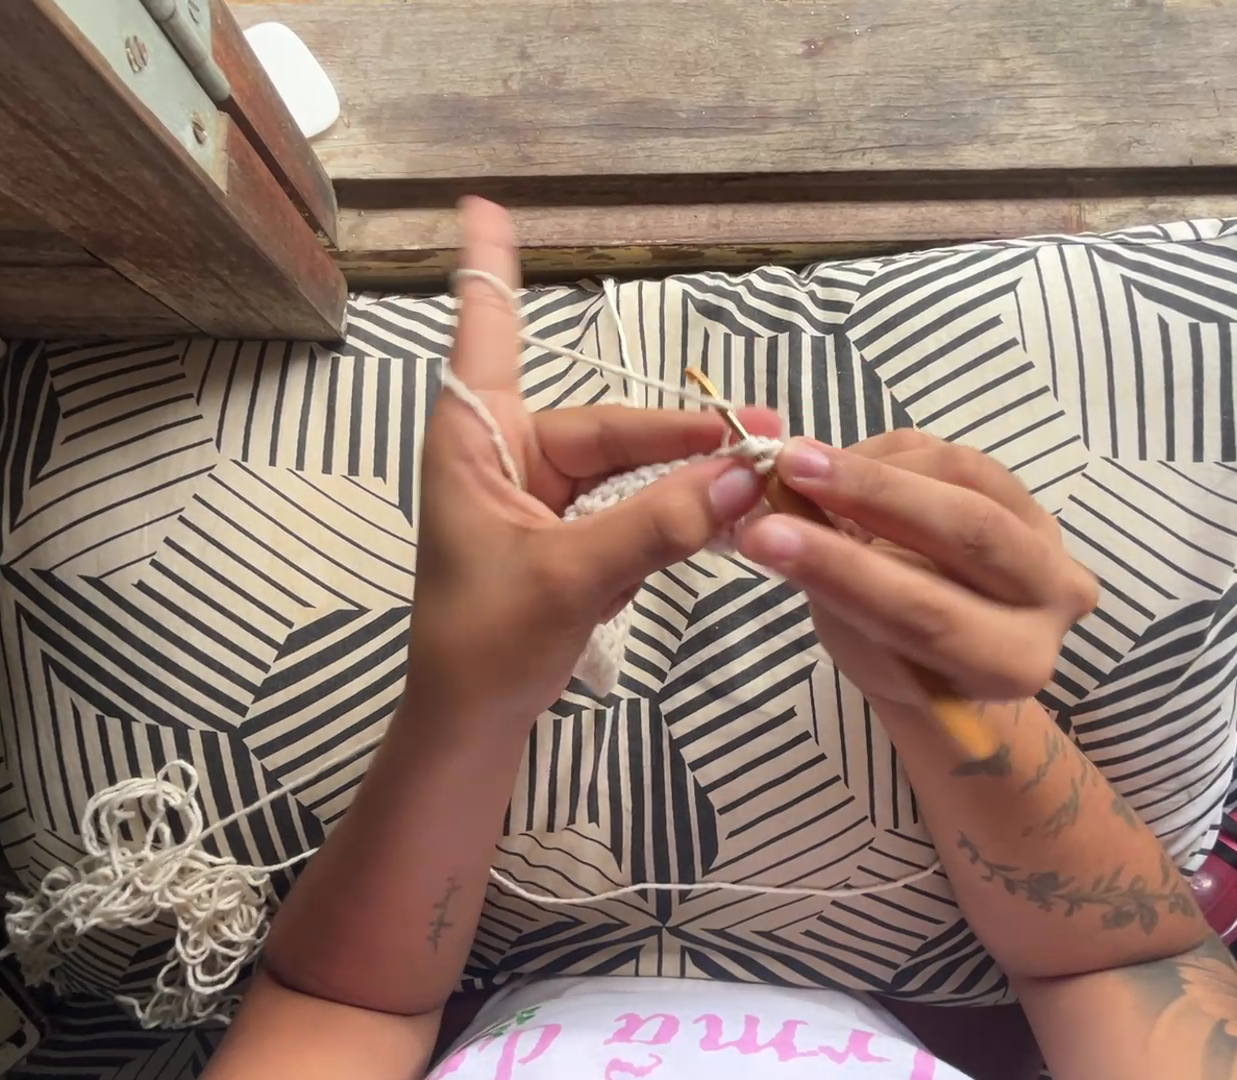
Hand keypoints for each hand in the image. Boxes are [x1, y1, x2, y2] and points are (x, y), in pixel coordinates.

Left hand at [407, 198, 781, 724]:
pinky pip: (630, 507)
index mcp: (477, 443)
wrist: (474, 720)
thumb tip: (741, 474)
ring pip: (627, 468)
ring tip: (759, 473)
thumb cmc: (485, 644)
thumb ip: (654, 525)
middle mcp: (510, 457)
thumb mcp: (569, 578)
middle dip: (681, 434)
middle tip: (762, 433)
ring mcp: (543, 499)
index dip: (490, 270)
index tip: (482, 205)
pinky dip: (672, 514)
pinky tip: (719, 515)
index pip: (487, 337)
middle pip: (606, 424)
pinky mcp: (569, 535)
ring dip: (687, 475)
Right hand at [736, 431, 1096, 709]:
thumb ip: (826, 581)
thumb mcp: (850, 635)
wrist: (938, 648)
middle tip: (788, 466)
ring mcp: (1051, 540)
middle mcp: (1056, 601)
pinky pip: (956, 454)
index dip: (841, 568)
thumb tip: (766, 520)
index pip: (924, 611)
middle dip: (866, 491)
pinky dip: (887, 452)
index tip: (766, 535)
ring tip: (801, 466)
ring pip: (963, 475)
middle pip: (966, 529)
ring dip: (870, 464)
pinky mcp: (1028, 496)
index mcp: (1009, 662)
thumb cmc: (887, 654)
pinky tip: (842, 465)